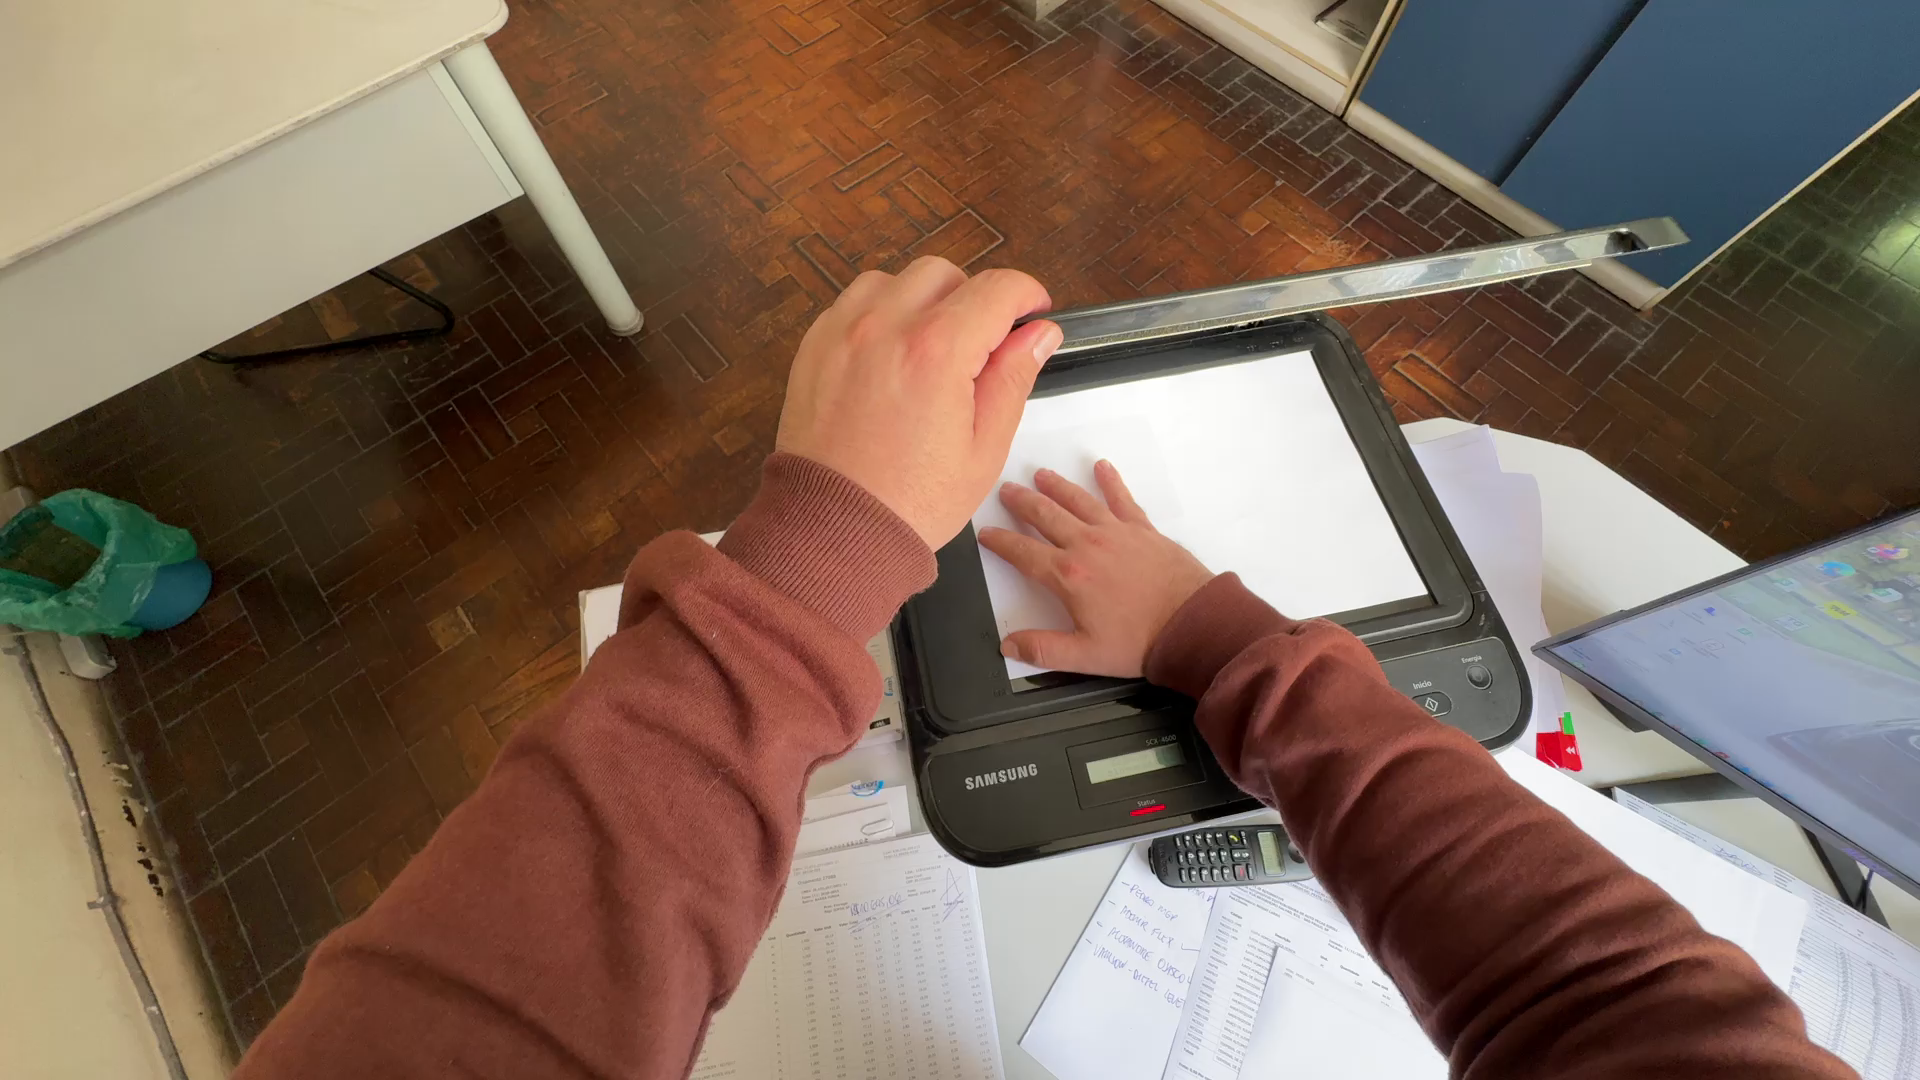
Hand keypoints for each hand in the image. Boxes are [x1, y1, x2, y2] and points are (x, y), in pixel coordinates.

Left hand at [775, 257, 1060, 548]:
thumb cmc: (909, 503)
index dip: (1026, 295)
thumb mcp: (984, 450)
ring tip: (932, 350)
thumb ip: (1013, 379)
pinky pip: (854, 303)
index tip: (1033, 311)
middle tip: (982, 343)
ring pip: (895, 280)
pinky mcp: (815, 348)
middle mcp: (884, 329)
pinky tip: (893, 356)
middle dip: (973, 298)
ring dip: (923, 302)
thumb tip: (1038, 334)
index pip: (996, 289)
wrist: (835, 530)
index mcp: (935, 353)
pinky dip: (881, 315)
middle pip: (944, 274)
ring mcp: (842, 334)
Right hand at [978, 462, 1213, 676]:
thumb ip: (1042, 649)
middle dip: (1022, 502)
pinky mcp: (1142, 529)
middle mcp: (1086, 545)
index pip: (1023, 552)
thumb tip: (1008, 645)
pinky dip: (1110, 481)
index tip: (985, 534)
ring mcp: (1115, 532)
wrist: (1192, 625)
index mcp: (1068, 576)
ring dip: (1056, 486)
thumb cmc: (1139, 642)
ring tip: (1040, 474)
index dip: (1000, 542)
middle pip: (1045, 516)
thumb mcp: (1084, 656)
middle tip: (1006, 490)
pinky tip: (1102, 466)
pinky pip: (1122, 498)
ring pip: (1077, 500)